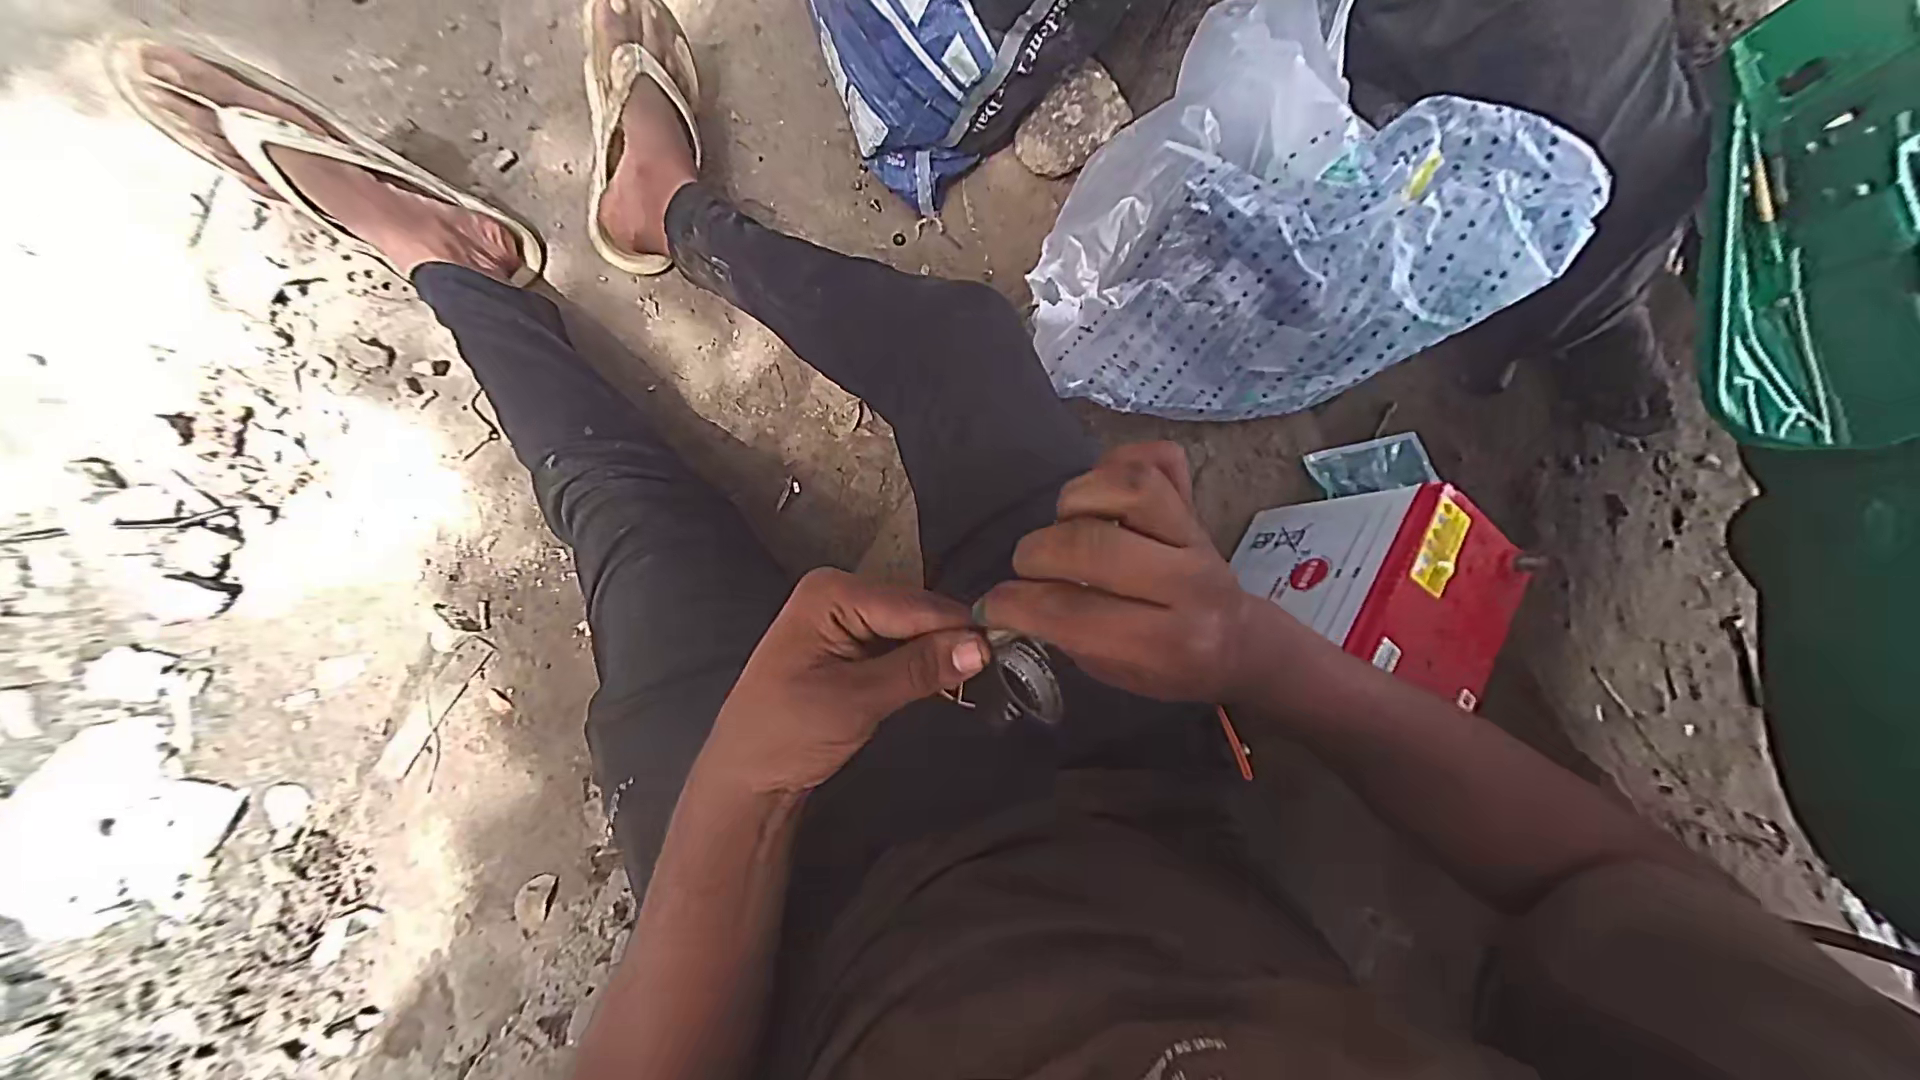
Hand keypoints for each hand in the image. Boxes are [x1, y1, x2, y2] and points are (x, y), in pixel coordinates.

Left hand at [703, 568, 989, 794]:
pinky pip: (903, 643)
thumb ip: (919, 669)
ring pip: (914, 627)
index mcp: (831, 592)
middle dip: (952, 638)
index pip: (912, 604)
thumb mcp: (856, 700)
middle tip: (999, 664)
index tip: (1005, 646)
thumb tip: (980, 646)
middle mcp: (841, 592)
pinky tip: (950, 678)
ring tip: (982, 672)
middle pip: (916, 611)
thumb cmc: (786, 733)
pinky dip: (925, 662)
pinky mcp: (855, 642)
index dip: (958, 626)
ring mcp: (847, 616)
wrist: (747, 776)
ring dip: (942, 651)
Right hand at [980, 442, 1285, 704]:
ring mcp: (1196, 536)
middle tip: (1028, 566)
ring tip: (1065, 523)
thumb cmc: (1170, 667)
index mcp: (1166, 641)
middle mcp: (1187, 583)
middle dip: (1036, 554)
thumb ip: (1064, 636)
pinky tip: (1100, 490)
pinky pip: (1159, 459)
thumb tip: (1004, 603)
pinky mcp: (1196, 503)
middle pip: (1093, 546)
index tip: (989, 606)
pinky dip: (1117, 461)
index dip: (1014, 605)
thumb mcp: (1115, 673)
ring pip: (1129, 487)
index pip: (1072, 613)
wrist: (1239, 643)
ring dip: (1076, 500)